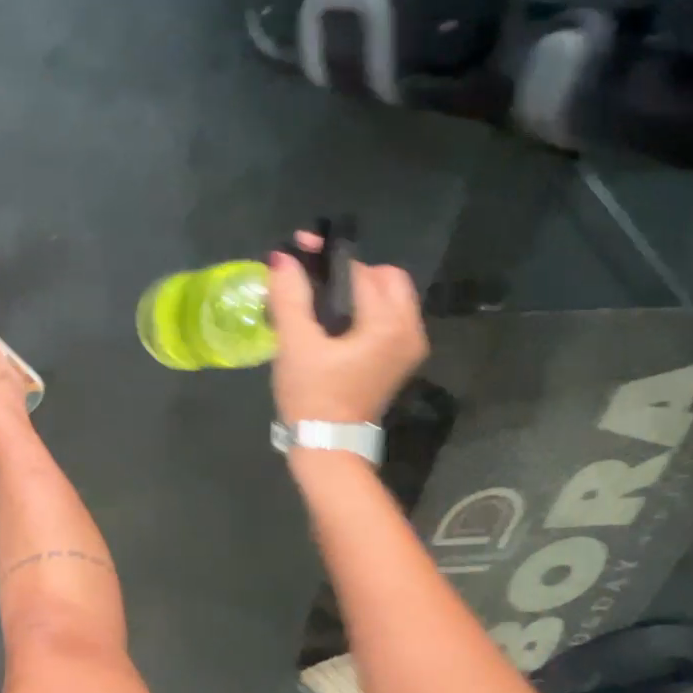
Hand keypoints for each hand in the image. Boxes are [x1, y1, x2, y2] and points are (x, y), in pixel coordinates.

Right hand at [268, 232, 427, 422]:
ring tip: (319, 303)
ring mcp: (409, 347)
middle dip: (350, 273)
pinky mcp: (398, 360)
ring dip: (357, 291)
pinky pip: (386, 319)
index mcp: (389, 324)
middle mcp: (410, 330)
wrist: (327, 444)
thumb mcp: (295, 344)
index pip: (361, 272)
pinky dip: (362, 312)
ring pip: (389, 298)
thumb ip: (290, 297)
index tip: (298, 248)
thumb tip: (282, 258)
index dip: (327, 257)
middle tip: (312, 282)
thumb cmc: (312, 394)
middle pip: (385, 279)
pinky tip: (332, 324)